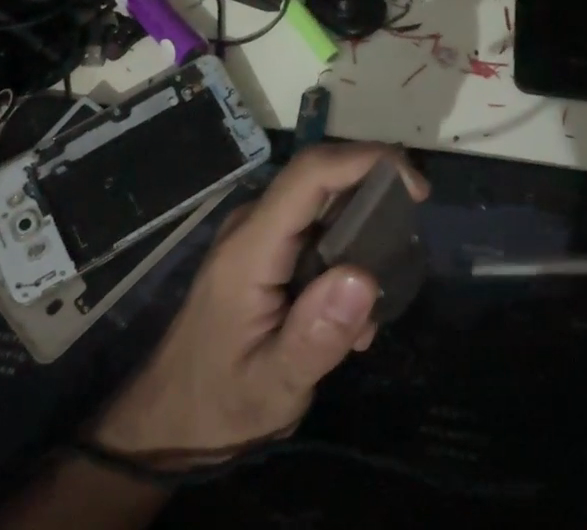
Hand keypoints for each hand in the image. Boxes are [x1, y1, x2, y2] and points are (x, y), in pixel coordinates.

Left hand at [92, 143, 428, 467]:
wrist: (170, 423)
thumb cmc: (218, 405)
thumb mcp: (273, 387)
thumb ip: (316, 336)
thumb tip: (363, 276)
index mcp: (250, 250)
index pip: (309, 175)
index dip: (365, 162)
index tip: (416, 188)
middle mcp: (252, 229)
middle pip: (321, 181)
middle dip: (374, 199)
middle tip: (408, 249)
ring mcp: (256, 240)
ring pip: (323, 207)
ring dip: (362, 239)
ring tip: (374, 309)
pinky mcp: (263, 256)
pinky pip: (315, 233)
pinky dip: (346, 259)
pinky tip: (349, 322)